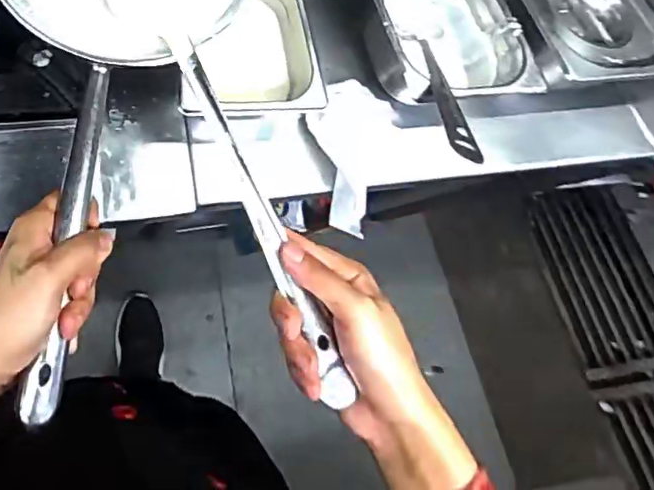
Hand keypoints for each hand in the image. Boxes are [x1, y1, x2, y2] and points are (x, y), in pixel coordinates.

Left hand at [0, 192, 114, 399]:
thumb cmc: (5, 318)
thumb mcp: (52, 276)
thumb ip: (83, 250)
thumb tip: (104, 237)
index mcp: (33, 227)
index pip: (68, 201)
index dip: (86, 219)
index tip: (91, 245)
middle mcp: (34, 245)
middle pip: (81, 243)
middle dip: (85, 273)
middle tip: (72, 288)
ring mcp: (38, 272)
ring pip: (79, 275)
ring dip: (78, 302)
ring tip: (62, 318)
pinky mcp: (40, 297)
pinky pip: (70, 299)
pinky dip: (70, 315)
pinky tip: (59, 329)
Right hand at [271, 230, 477, 489]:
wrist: (393, 420)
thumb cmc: (391, 366)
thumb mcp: (356, 311)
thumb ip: (319, 278)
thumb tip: (290, 251)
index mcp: (346, 278)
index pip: (304, 250)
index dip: (281, 244)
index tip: (260, 233)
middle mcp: (331, 298)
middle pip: (286, 289)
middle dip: (289, 317)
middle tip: (299, 329)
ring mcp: (321, 326)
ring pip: (285, 323)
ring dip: (298, 350)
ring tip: (318, 363)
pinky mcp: (313, 351)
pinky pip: (289, 350)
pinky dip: (302, 368)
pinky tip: (320, 377)